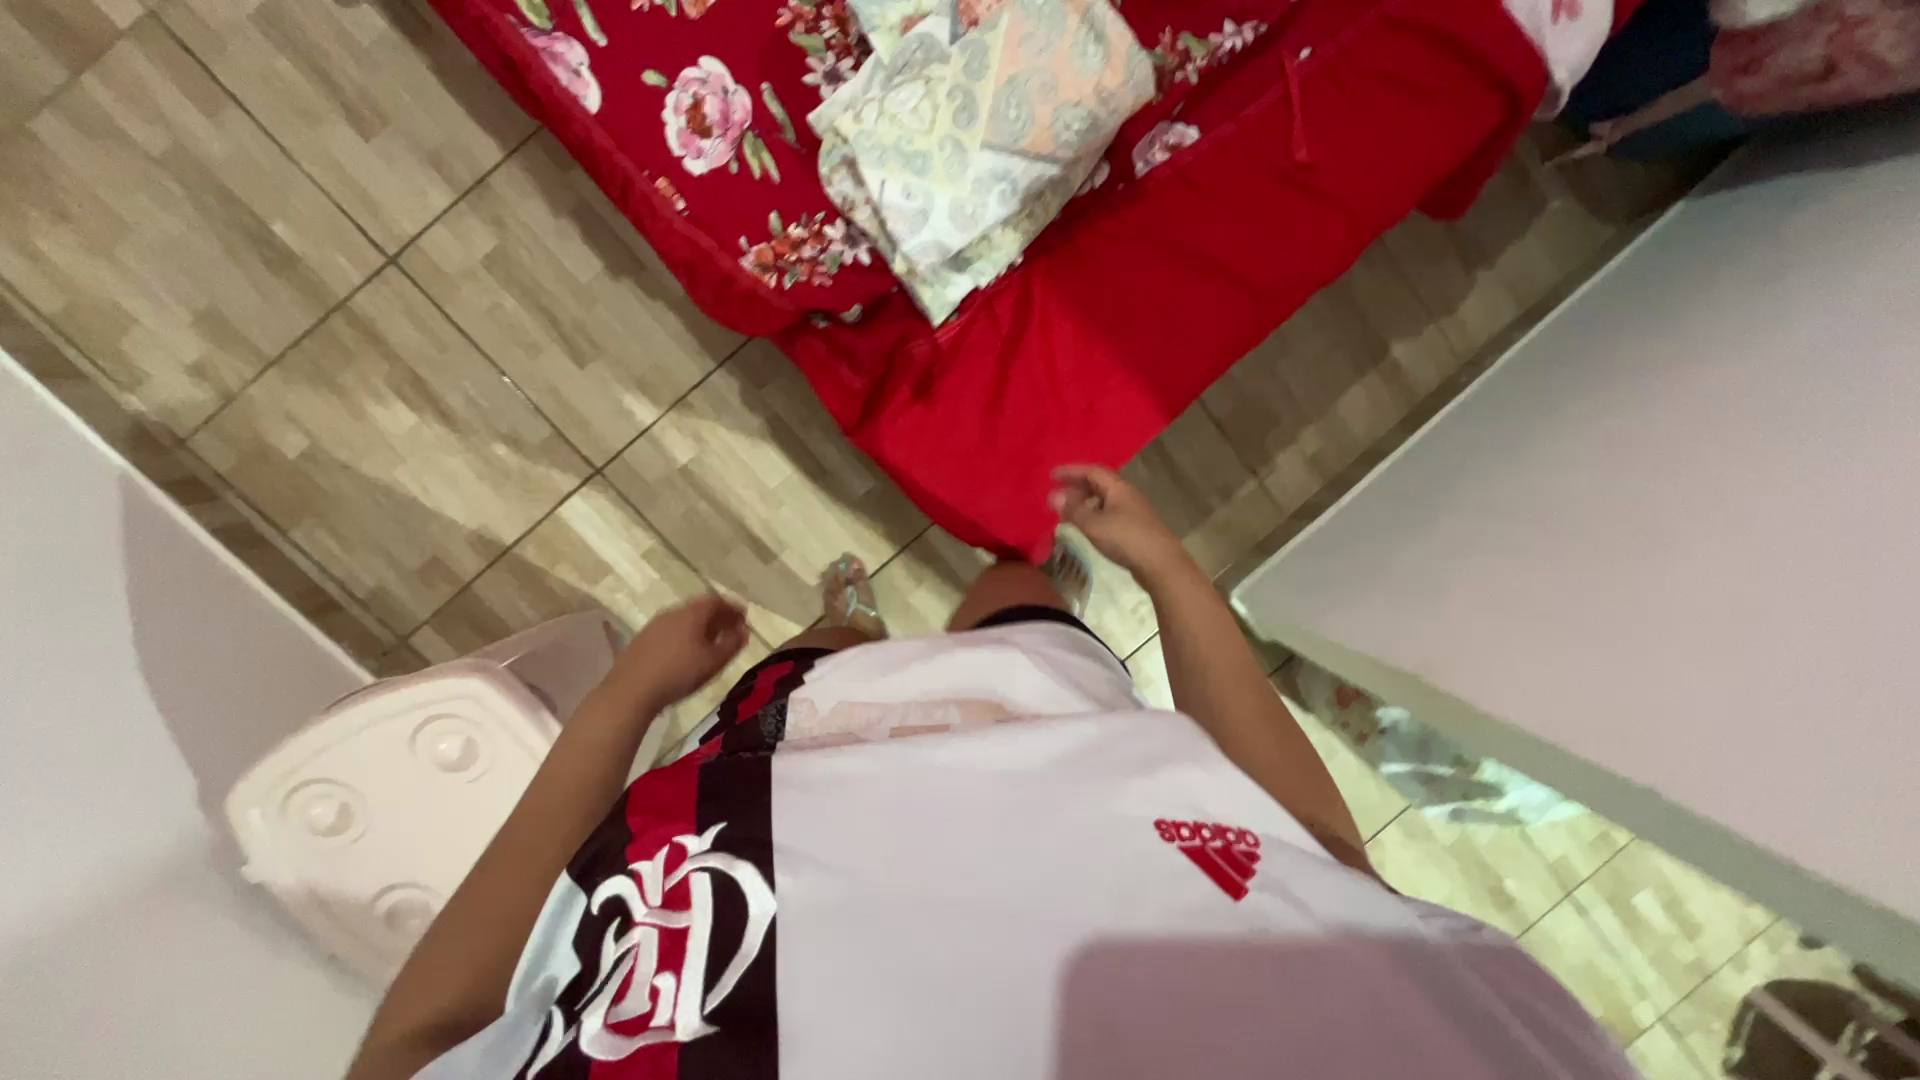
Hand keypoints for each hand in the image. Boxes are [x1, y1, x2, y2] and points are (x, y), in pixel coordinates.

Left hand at [609, 595, 748, 712]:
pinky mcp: (642, 640)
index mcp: (692, 613)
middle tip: (730, 630)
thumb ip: (733, 644)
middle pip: (699, 608)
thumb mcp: (714, 661)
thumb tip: (744, 631)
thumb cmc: (679, 673)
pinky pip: (671, 630)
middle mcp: (672, 613)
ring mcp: (654, 625)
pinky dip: (685, 635)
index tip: (744, 618)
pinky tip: (686, 652)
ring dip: (701, 627)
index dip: (732, 607)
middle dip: (718, 617)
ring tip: (710, 643)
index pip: (716, 600)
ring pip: (684, 619)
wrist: (630, 691)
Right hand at [1048, 464, 1192, 581]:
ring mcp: (1134, 511)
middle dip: (1077, 487)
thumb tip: (1054, 496)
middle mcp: (1127, 495)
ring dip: (1086, 502)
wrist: (1161, 564)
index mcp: (1118, 488)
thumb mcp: (1094, 524)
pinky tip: (1088, 527)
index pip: (1092, 471)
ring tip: (1069, 513)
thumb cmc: (1126, 539)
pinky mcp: (1136, 527)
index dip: (1071, 471)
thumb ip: (1073, 510)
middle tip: (1058, 495)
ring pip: (1105, 500)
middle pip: (1100, 484)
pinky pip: (1110, 513)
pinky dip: (1095, 515)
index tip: (1052, 476)